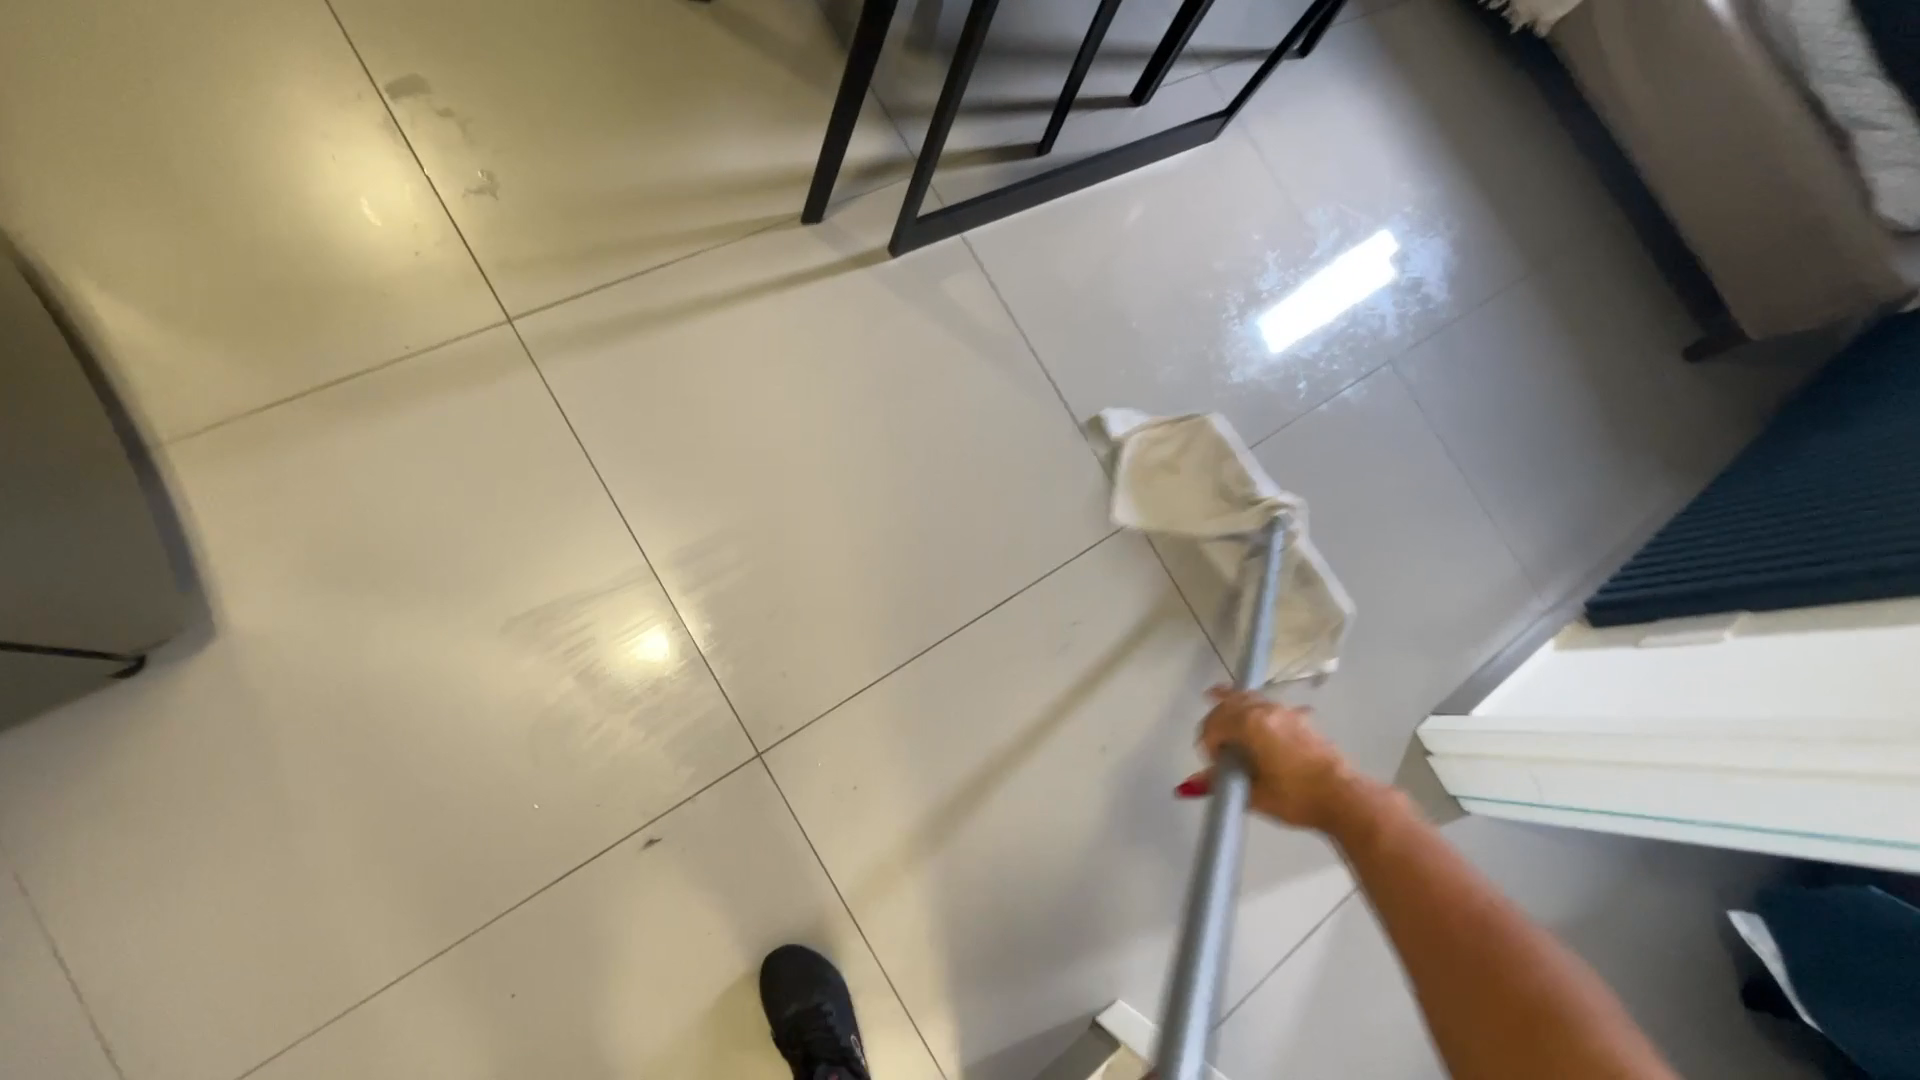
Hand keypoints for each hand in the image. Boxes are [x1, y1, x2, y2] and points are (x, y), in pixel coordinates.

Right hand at [1176, 685, 1369, 832]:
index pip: (1214, 725)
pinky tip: (1254, 708)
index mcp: (1250, 725)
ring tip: (1216, 695)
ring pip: (1250, 698)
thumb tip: (1188, 785)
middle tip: (1213, 742)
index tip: (1212, 763)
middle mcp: (1266, 711)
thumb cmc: (1296, 797)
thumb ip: (1219, 783)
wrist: (1344, 798)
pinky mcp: (1301, 719)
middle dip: (1216, 719)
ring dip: (1232, 702)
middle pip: (1229, 704)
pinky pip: (1268, 705)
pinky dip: (1254, 704)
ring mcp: (1285, 712)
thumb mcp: (1254, 794)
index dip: (1207, 743)